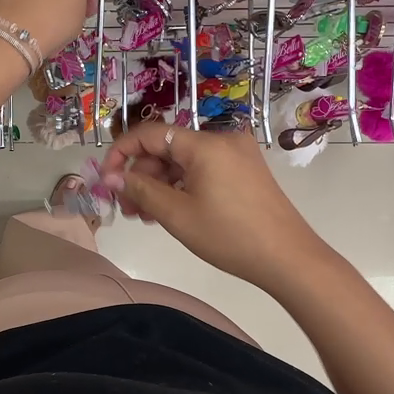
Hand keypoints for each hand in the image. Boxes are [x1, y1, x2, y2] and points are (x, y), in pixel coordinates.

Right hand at [98, 122, 335, 292]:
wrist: (288, 259)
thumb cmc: (229, 235)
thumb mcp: (176, 214)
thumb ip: (139, 189)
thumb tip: (110, 177)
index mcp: (204, 144)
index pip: (149, 134)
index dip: (120, 153)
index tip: (105, 179)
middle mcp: (221, 140)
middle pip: (165, 148)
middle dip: (140, 175)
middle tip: (125, 207)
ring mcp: (235, 154)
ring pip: (181, 161)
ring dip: (158, 184)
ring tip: (144, 215)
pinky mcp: (243, 170)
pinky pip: (200, 169)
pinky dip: (180, 186)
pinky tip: (169, 210)